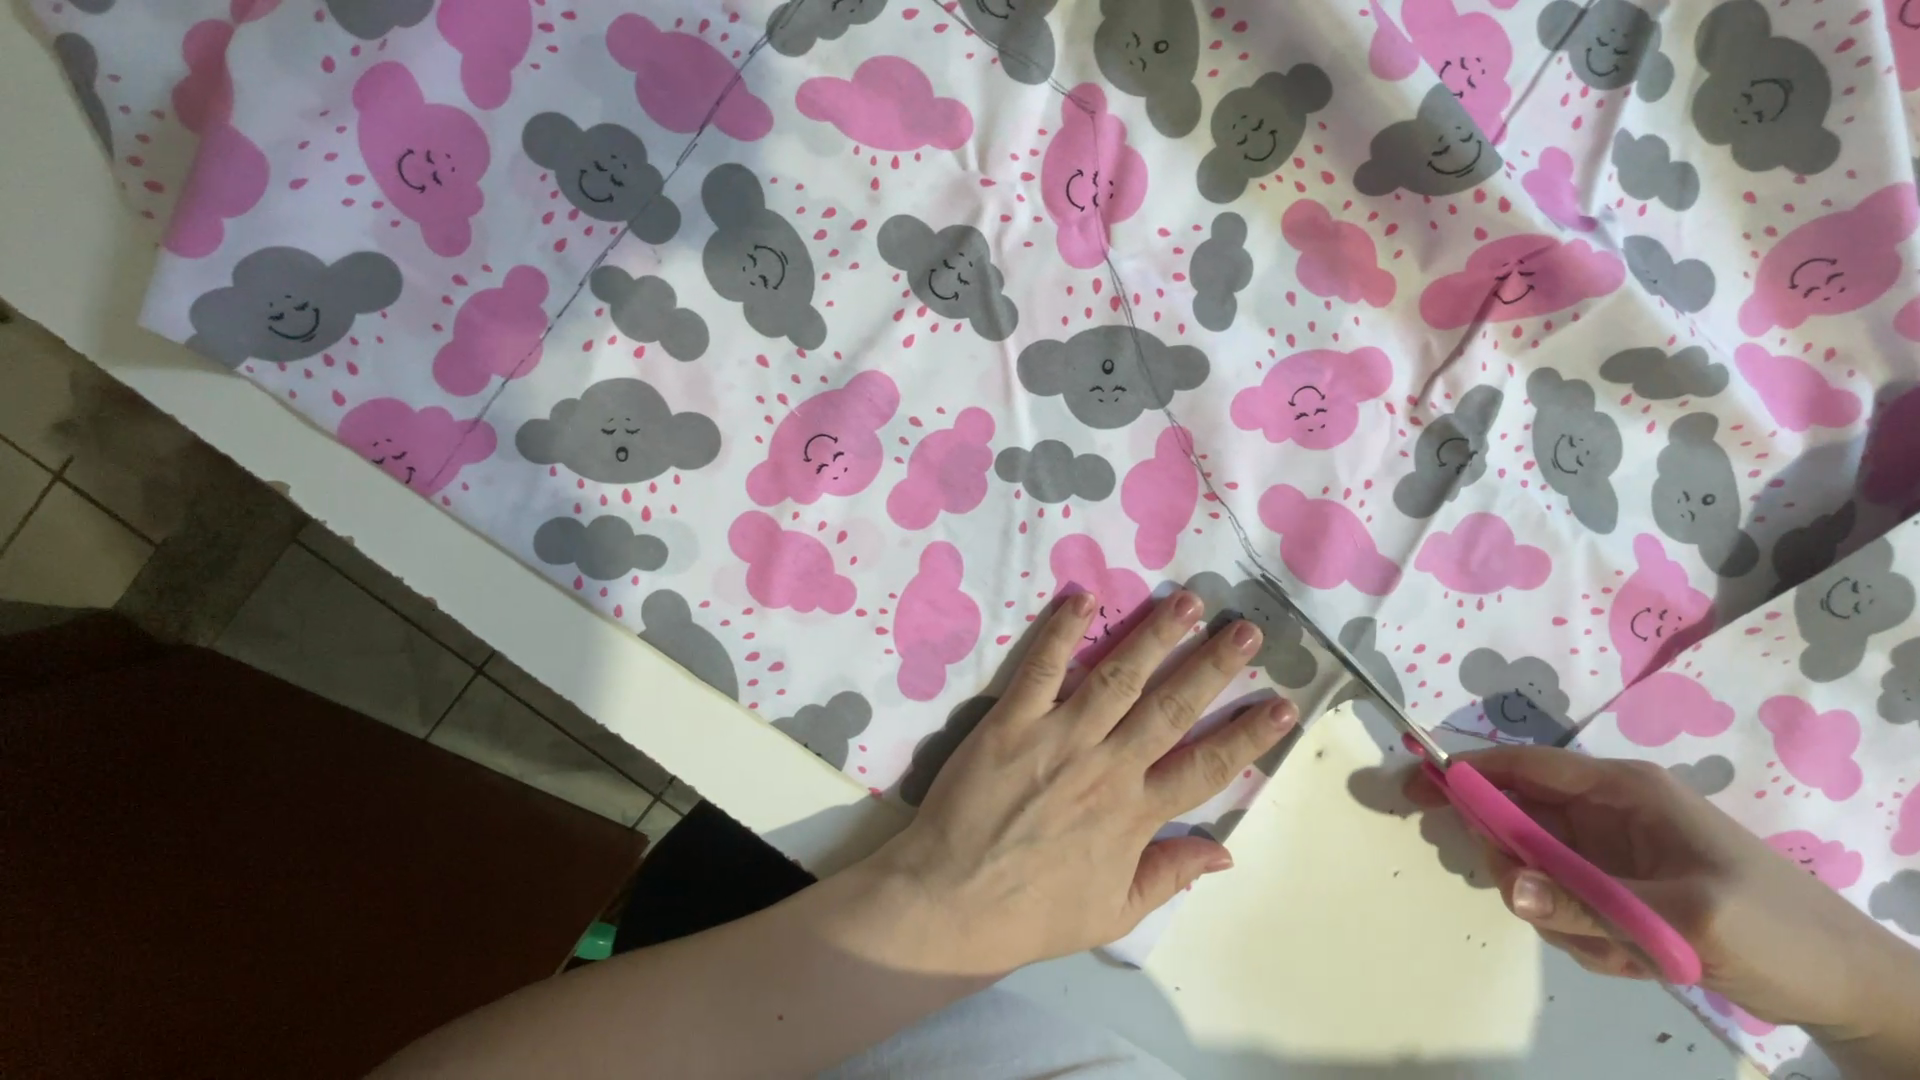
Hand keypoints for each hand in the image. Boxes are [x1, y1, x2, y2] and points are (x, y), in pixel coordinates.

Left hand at [863, 589, 1297, 976]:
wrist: (950, 901)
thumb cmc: (1032, 913)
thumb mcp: (1113, 913)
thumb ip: (1170, 876)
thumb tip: (1224, 853)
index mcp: (1136, 815)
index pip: (1207, 767)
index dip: (1248, 735)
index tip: (1283, 704)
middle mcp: (1107, 767)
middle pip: (1171, 708)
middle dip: (1212, 666)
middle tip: (1245, 631)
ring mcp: (1059, 738)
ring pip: (1118, 677)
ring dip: (1155, 636)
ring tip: (1187, 601)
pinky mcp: (1012, 722)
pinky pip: (1042, 669)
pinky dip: (1064, 631)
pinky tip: (1084, 598)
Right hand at [1406, 746, 1917, 1038]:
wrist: (1852, 988)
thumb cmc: (1778, 929)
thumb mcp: (1684, 919)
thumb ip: (1589, 900)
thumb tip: (1510, 889)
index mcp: (1621, 790)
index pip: (1519, 766)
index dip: (1461, 773)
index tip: (1410, 790)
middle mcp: (1605, 813)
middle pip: (1515, 820)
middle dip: (1516, 865)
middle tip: (1536, 903)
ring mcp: (1607, 853)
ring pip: (1533, 871)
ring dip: (1559, 914)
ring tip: (1620, 948)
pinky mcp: (1613, 890)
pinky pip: (1560, 904)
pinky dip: (1581, 935)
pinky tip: (1633, 956)